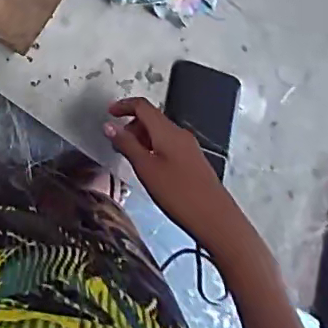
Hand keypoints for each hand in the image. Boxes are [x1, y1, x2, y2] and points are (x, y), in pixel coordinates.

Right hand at [106, 97, 255, 260]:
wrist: (218, 222)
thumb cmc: (179, 194)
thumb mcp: (145, 168)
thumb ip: (126, 144)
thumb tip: (109, 126)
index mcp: (167, 131)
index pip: (142, 106)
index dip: (123, 105)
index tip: (109, 113)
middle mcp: (180, 134)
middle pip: (151, 118)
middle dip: (131, 125)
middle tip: (117, 142)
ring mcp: (190, 148)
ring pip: (160, 133)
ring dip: (142, 138)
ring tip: (131, 158)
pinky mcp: (195, 162)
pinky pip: (169, 145)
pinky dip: (154, 148)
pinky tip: (151, 169)